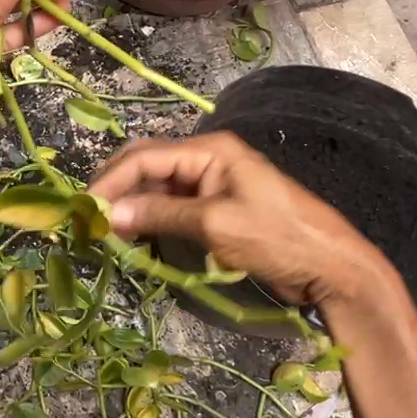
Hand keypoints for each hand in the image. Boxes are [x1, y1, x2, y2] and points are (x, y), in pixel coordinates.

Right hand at [86, 133, 402, 309]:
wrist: (331, 267)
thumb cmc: (278, 237)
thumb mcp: (215, 224)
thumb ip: (159, 216)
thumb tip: (108, 215)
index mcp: (209, 150)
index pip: (144, 157)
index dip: (109, 181)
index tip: (85, 209)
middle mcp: (205, 159)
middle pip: (144, 166)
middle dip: (114, 189)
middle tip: (87, 217)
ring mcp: (209, 184)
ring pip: (153, 188)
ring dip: (128, 206)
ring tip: (103, 230)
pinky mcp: (212, 208)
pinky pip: (168, 207)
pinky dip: (146, 219)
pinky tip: (131, 236)